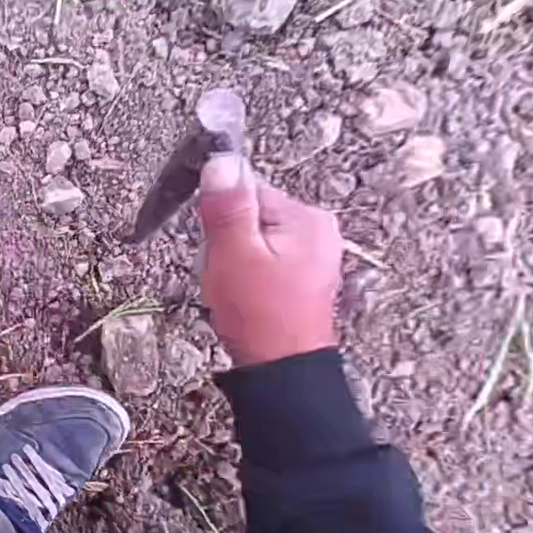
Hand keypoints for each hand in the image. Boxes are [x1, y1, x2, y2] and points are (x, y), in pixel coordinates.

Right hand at [197, 153, 342, 366]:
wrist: (281, 371)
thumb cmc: (261, 317)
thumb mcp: (234, 254)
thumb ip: (227, 207)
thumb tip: (222, 162)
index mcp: (304, 218)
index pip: (246, 189)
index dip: (219, 215)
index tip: (216, 241)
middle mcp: (316, 229)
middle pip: (249, 213)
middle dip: (227, 240)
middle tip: (228, 270)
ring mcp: (312, 253)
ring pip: (252, 237)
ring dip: (234, 258)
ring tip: (237, 286)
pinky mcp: (302, 273)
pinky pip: (262, 257)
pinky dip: (246, 271)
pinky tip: (245, 294)